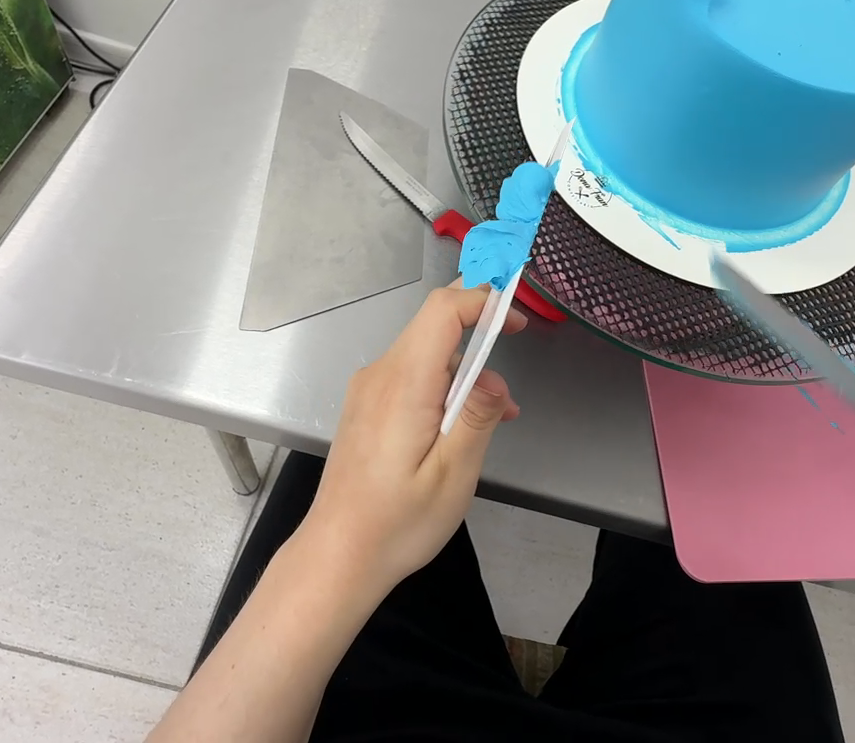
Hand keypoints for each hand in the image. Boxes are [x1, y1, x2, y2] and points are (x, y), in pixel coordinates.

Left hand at [298, 286, 522, 599]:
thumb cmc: (396, 523)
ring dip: (465, 367)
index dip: (483, 298)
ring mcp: (370, 388)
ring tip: (497, 414)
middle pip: (434, 323)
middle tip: (515, 346)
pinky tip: (462, 423)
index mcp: (404, 383)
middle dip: (480, 328)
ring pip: (427, 351)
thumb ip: (477, 416)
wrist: (337, 556)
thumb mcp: (452, 475)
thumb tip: (494, 377)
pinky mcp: (368, 405)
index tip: (517, 318)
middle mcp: (382, 374)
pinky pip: (412, 374)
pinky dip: (444, 384)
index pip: (443, 309)